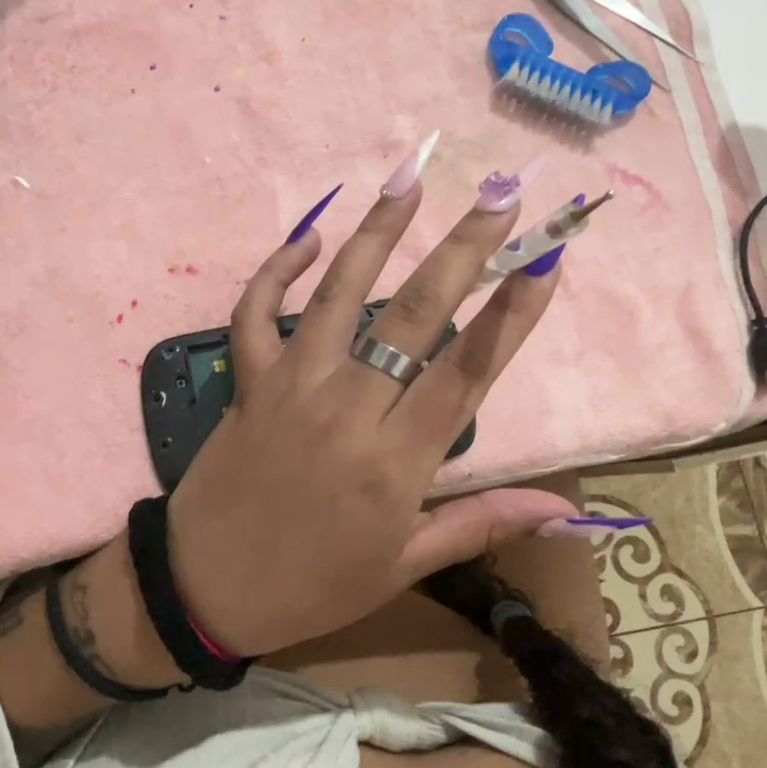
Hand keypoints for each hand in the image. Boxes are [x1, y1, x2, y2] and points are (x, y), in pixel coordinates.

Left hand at [154, 143, 580, 657]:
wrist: (203, 589)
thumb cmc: (310, 588)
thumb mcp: (400, 568)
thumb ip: (478, 524)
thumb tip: (563, 507)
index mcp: (395, 462)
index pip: (467, 372)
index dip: (512, 315)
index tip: (546, 259)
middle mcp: (347, 409)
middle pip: (414, 316)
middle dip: (463, 250)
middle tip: (503, 194)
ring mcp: (290, 387)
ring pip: (338, 295)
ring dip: (377, 233)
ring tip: (411, 178)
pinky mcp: (246, 381)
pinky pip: (256, 313)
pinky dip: (277, 271)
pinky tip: (307, 238)